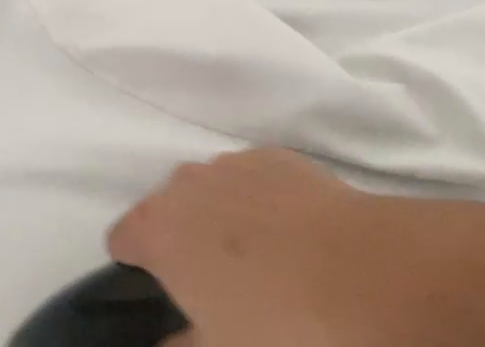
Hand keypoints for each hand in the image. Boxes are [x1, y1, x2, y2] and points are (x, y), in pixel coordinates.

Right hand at [108, 149, 398, 346]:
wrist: (362, 272)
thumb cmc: (278, 325)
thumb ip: (179, 346)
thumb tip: (168, 344)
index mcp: (160, 229)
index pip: (122, 236)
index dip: (134, 261)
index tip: (160, 288)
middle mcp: (188, 184)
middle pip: (167, 207)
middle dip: (182, 238)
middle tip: (215, 284)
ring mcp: (235, 164)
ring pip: (211, 189)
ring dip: (221, 216)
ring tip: (259, 259)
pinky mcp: (278, 156)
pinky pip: (252, 179)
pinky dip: (260, 201)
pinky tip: (291, 235)